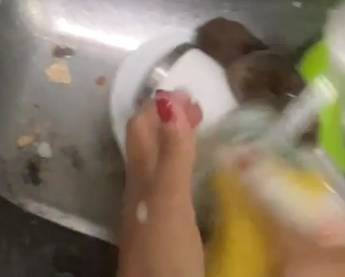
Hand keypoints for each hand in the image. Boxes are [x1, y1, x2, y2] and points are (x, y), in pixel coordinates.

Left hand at [118, 89, 205, 276]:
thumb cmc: (162, 251)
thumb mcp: (171, 198)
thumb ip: (172, 152)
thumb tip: (168, 98)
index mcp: (141, 172)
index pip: (142, 124)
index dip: (160, 104)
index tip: (190, 93)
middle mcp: (141, 184)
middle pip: (147, 141)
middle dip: (168, 119)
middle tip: (200, 111)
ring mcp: (149, 208)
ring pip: (157, 163)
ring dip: (176, 143)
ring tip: (204, 138)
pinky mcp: (162, 231)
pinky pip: (169, 187)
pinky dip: (183, 172)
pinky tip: (201, 183)